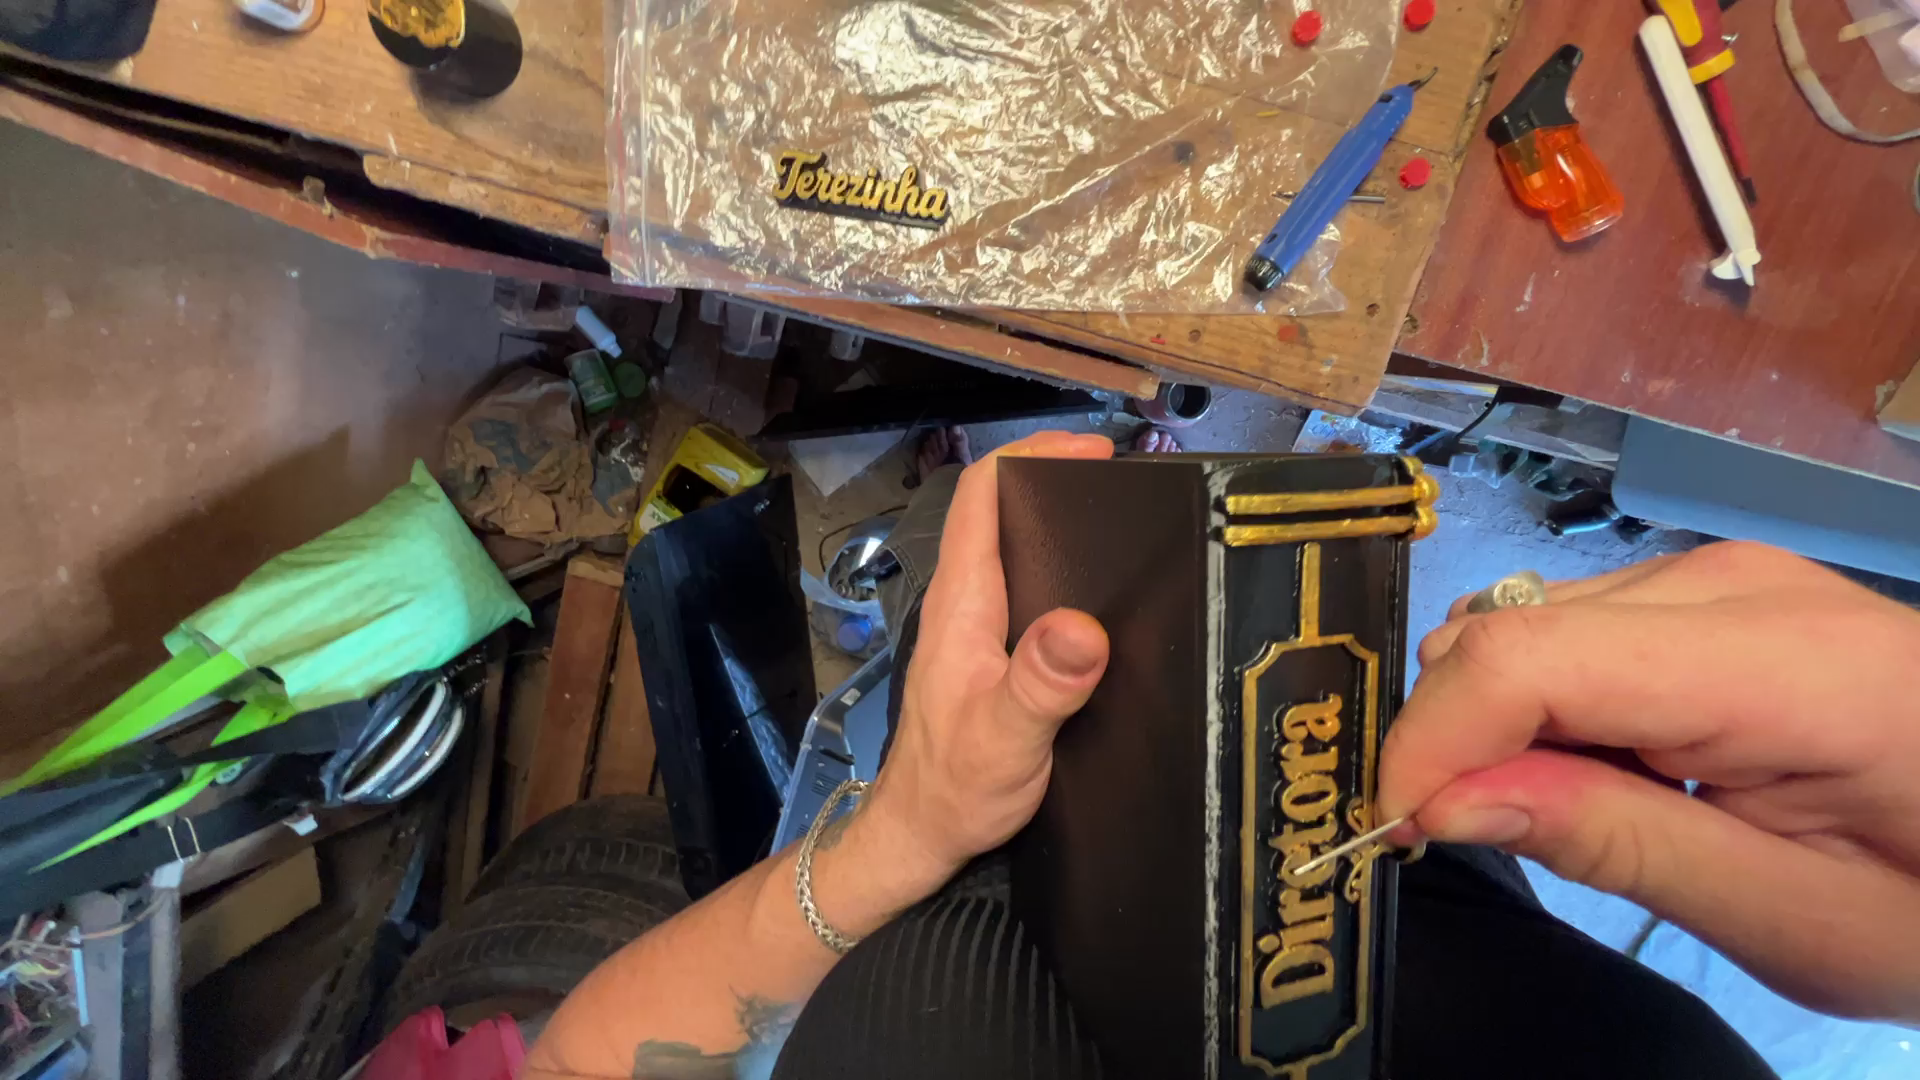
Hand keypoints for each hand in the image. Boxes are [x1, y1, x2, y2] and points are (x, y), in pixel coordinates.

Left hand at [864, 431, 1114, 879]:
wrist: (920, 830)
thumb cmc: (956, 785)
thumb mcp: (1005, 739)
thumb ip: (1040, 684)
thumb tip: (1083, 626)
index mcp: (962, 601)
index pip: (980, 497)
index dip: (1029, 456)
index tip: (1091, 450)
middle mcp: (964, 600)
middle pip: (997, 512)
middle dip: (1052, 480)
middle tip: (1122, 481)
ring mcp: (974, 625)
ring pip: (1010, 547)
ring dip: (1058, 522)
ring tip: (1123, 524)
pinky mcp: (989, 650)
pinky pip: (1023, 586)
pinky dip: (1059, 567)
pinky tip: (1099, 590)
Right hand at [1378, 541, 1919, 1021]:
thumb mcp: (1807, 925)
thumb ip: (1616, 848)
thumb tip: (1442, 804)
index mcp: (1787, 663)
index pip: (1530, 659)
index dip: (1432, 735)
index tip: (1398, 819)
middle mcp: (1716, 583)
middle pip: (1498, 636)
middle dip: (1451, 737)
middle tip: (1473, 825)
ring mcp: (1694, 571)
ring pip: (1500, 628)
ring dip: (1486, 721)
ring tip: (1558, 794)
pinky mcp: (1674, 584)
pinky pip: (1534, 628)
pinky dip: (1520, 700)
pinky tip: (1586, 750)